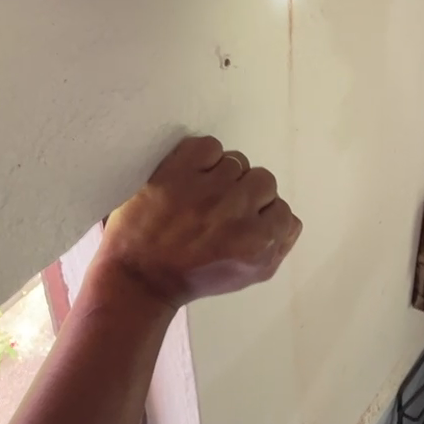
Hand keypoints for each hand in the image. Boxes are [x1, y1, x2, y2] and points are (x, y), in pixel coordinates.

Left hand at [93, 136, 302, 310]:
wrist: (139, 277)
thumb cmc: (193, 278)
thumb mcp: (248, 277)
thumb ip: (276, 247)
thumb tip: (284, 217)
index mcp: (256, 245)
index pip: (283, 210)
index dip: (263, 215)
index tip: (242, 222)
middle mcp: (236, 213)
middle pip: (264, 181)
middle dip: (246, 193)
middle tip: (222, 207)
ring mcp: (206, 190)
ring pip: (236, 162)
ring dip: (224, 175)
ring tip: (203, 193)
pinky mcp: (177, 172)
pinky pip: (209, 145)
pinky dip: (203, 157)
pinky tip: (192, 175)